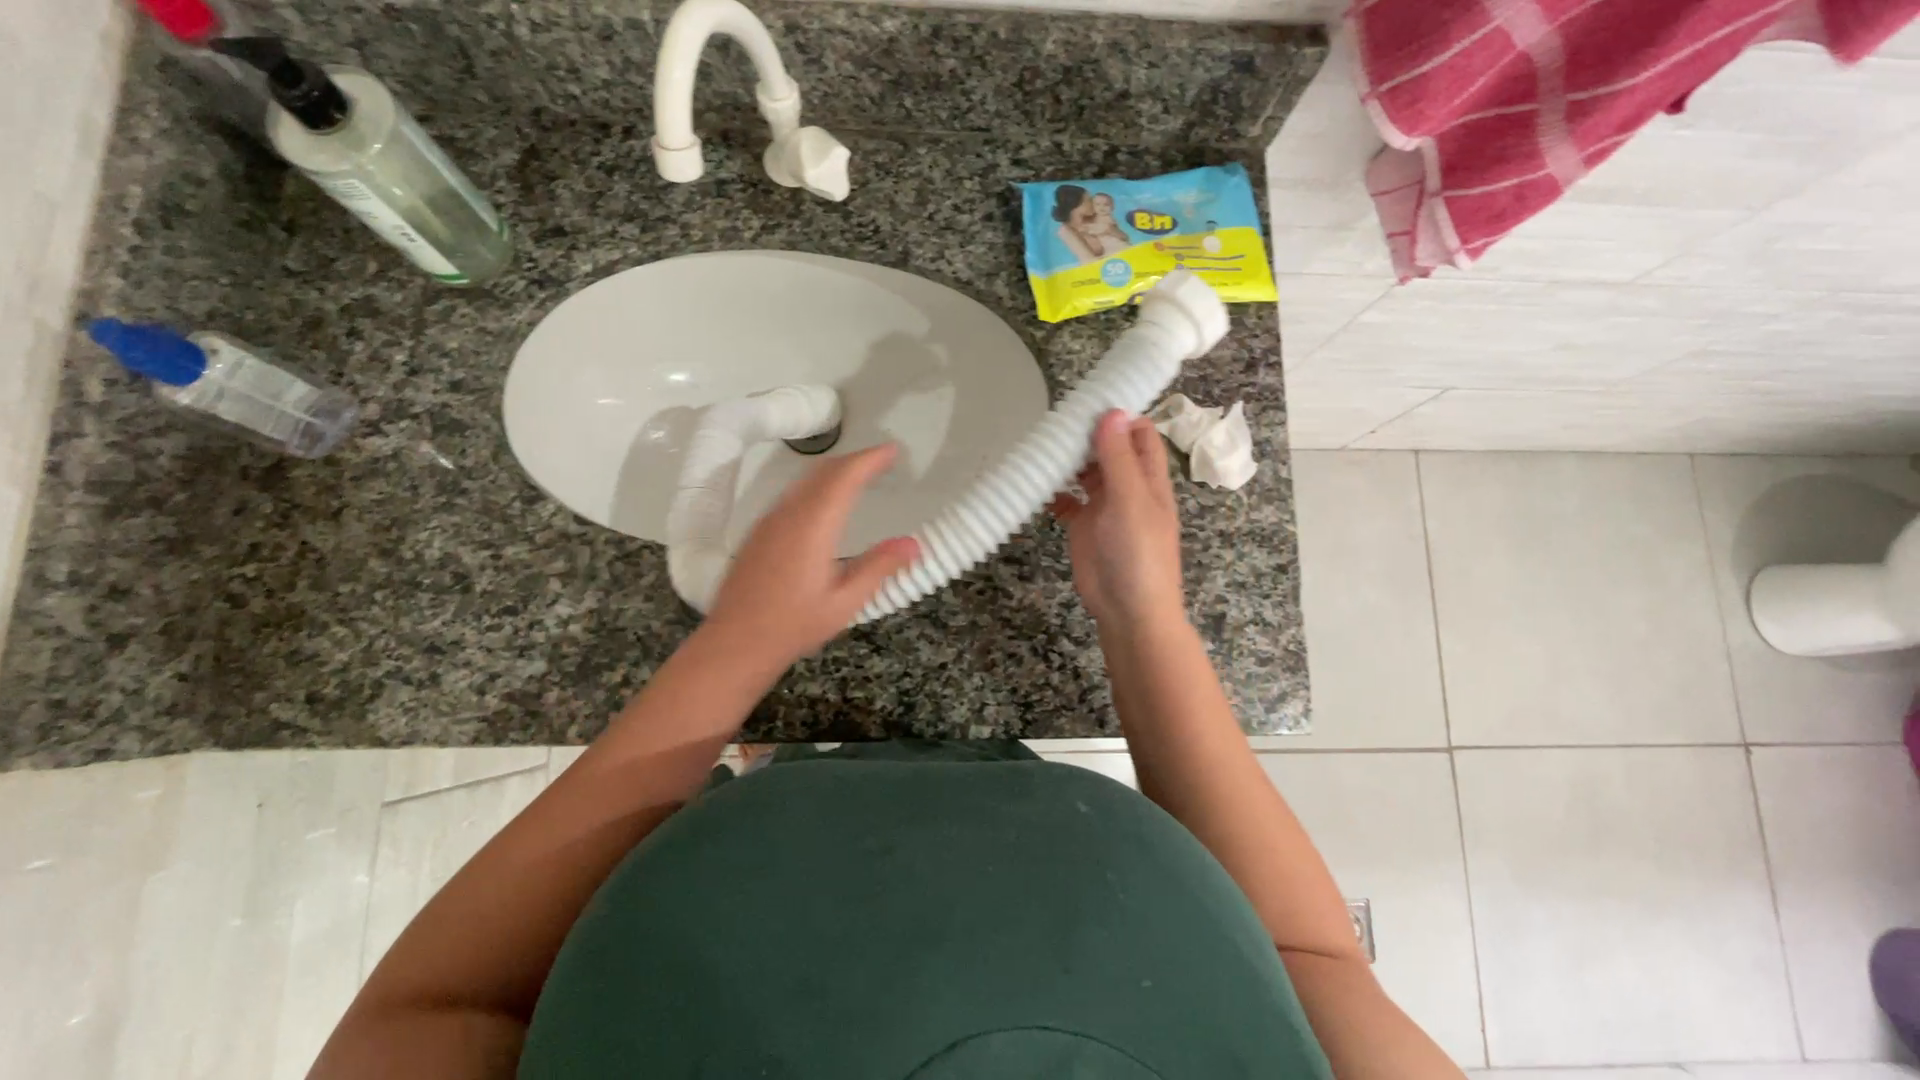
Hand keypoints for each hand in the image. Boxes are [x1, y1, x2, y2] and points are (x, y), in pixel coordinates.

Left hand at [700, 442, 919, 669]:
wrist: (735, 642)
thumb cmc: (792, 626)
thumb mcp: (844, 602)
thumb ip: (879, 568)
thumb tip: (913, 545)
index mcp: (812, 527)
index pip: (844, 478)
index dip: (869, 459)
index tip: (892, 451)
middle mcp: (787, 515)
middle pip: (823, 472)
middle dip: (854, 461)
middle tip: (880, 461)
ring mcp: (768, 522)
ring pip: (804, 482)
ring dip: (833, 473)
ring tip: (858, 477)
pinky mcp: (758, 533)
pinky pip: (791, 496)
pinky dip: (815, 487)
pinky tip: (823, 505)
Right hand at [1047, 409, 1186, 630]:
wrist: (1130, 611)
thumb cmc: (1139, 555)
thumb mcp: (1131, 501)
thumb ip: (1119, 458)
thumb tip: (1112, 412)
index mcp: (1149, 479)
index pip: (1140, 435)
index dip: (1120, 416)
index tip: (1088, 401)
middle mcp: (1128, 488)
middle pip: (1110, 449)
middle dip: (1088, 434)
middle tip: (1055, 419)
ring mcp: (1104, 508)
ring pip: (1086, 472)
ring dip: (1068, 460)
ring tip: (1041, 443)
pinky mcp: (1083, 527)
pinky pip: (1067, 501)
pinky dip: (1053, 492)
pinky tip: (1035, 484)